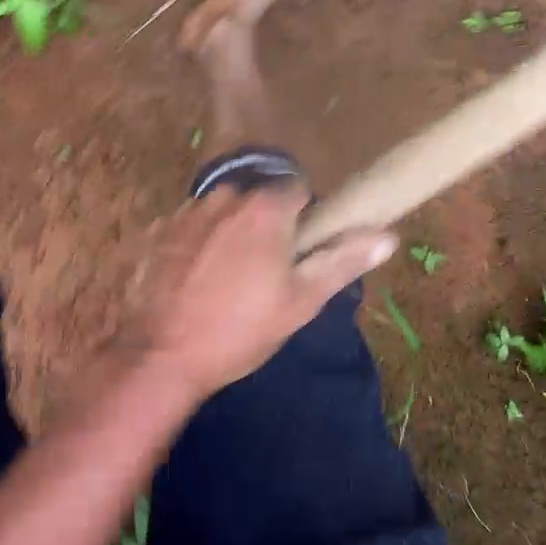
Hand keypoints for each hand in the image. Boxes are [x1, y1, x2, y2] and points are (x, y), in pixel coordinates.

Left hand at [133, 186, 395, 399]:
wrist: (162, 355)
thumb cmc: (241, 329)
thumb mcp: (300, 301)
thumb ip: (342, 261)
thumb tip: (387, 236)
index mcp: (263, 208)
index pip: (296, 189)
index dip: (303, 218)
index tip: (299, 252)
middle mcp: (224, 195)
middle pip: (257, 200)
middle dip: (265, 227)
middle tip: (265, 274)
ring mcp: (186, 210)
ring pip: (223, 212)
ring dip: (230, 234)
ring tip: (226, 283)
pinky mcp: (158, 230)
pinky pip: (192, 227)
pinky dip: (198, 245)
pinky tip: (196, 283)